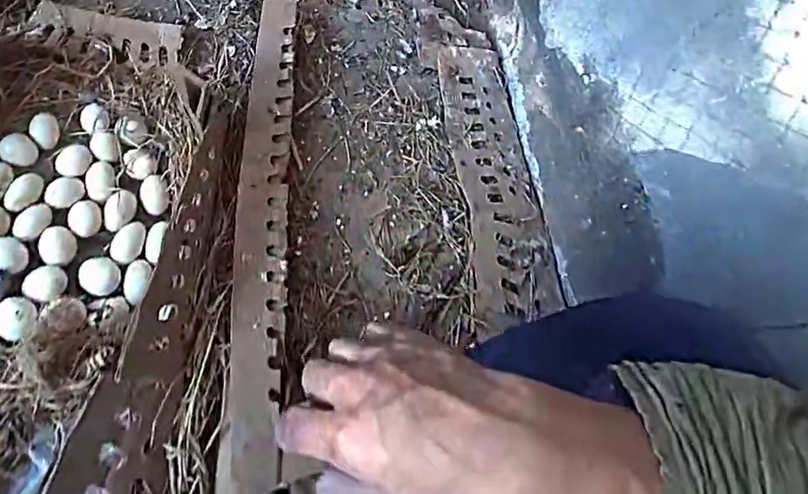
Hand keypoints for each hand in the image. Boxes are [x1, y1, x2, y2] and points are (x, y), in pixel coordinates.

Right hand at [277, 324, 661, 493]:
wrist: (519, 442)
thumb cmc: (468, 485)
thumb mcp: (402, 493)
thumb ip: (363, 481)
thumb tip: (341, 478)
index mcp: (352, 437)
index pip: (295, 427)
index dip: (288, 432)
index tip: (290, 434)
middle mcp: (360, 388)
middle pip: (311, 374)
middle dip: (315, 391)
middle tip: (328, 407)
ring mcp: (386, 356)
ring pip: (338, 345)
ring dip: (342, 362)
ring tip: (356, 379)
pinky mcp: (413, 338)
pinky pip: (374, 330)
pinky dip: (372, 342)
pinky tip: (385, 356)